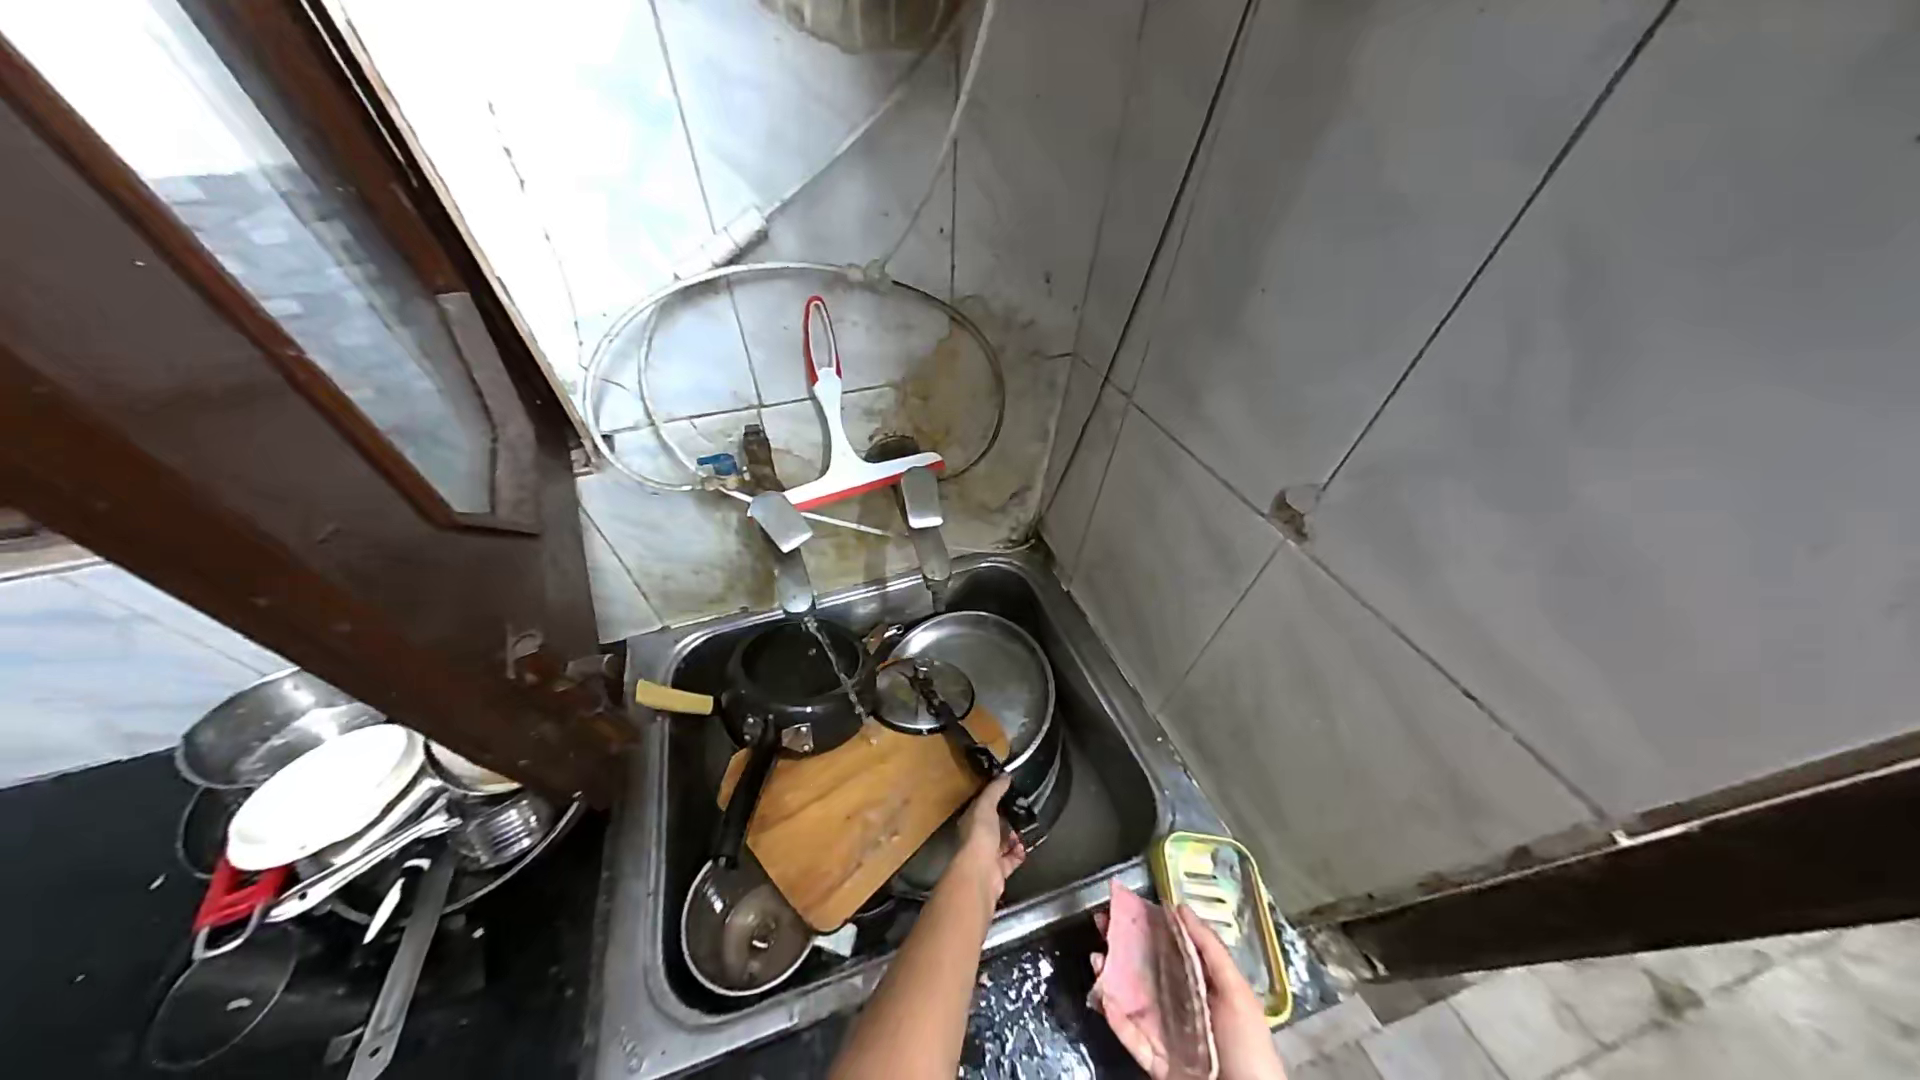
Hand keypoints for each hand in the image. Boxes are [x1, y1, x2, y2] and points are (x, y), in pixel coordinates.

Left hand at [945, 774, 1025, 904]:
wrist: (981, 871)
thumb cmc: (980, 834)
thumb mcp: (985, 805)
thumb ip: (995, 790)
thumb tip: (1005, 775)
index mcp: (971, 821)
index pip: (983, 807)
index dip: (995, 799)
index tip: (1010, 791)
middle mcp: (977, 838)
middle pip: (994, 826)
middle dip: (1008, 819)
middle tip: (1023, 810)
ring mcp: (988, 855)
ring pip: (1003, 843)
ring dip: (1015, 837)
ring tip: (1027, 828)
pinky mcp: (999, 870)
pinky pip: (1012, 859)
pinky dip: (1019, 853)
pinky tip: (1025, 846)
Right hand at [1089, 903, 1287, 1079]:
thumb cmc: (1249, 1048)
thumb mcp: (1237, 993)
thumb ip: (1210, 949)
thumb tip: (1180, 907)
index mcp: (1199, 986)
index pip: (1168, 949)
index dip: (1147, 926)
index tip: (1126, 904)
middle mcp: (1178, 1005)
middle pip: (1144, 970)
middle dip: (1121, 945)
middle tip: (1101, 922)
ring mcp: (1163, 1034)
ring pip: (1131, 1000)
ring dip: (1110, 976)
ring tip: (1096, 956)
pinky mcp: (1153, 1060)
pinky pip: (1130, 1036)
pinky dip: (1115, 1016)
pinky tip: (1103, 995)